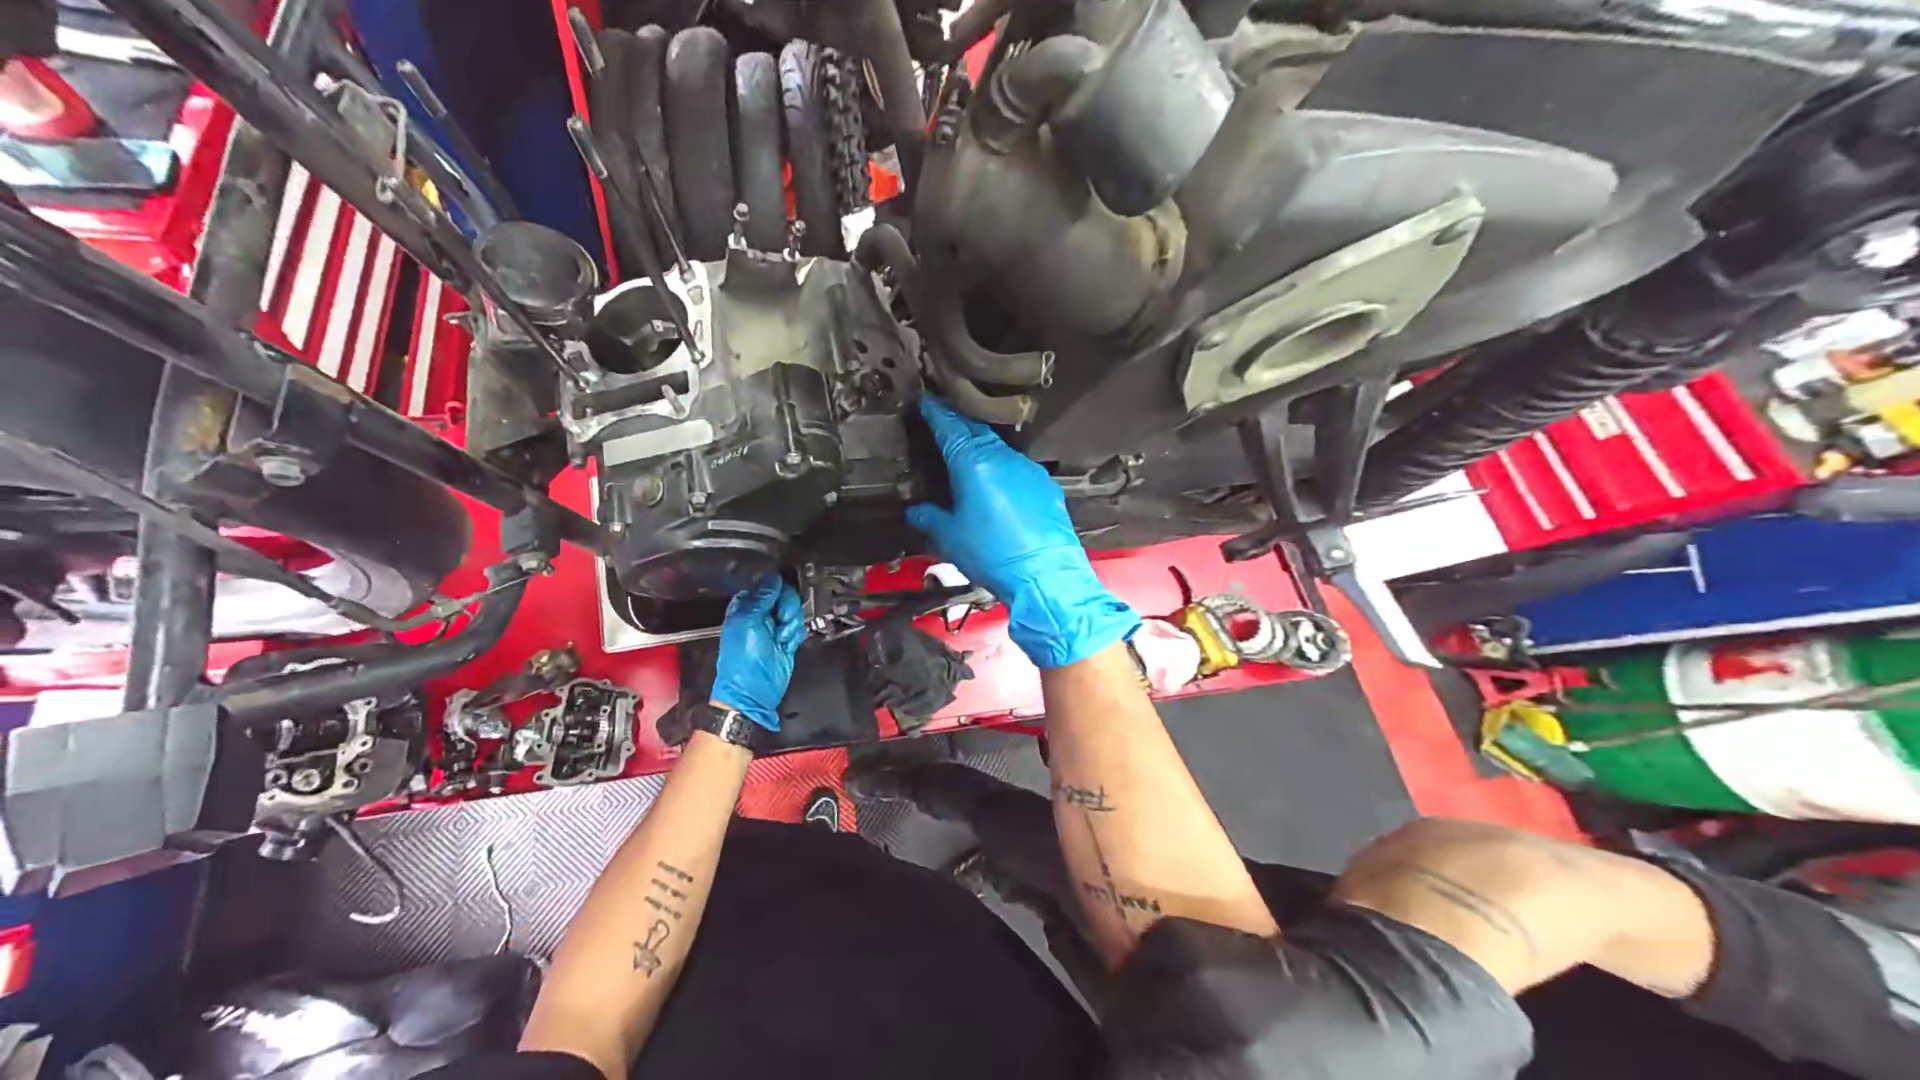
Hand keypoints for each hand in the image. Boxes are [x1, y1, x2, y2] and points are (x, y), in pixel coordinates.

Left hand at [711, 575, 805, 730]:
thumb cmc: (744, 657)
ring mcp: (775, 628)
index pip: (765, 585)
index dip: (775, 587)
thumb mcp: (747, 622)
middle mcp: (761, 614)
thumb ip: (761, 597)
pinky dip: (796, 633)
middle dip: (787, 606)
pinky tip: (788, 644)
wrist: (753, 692)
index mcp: (745, 607)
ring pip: (794, 610)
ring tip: (782, 637)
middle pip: (784, 595)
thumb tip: (773, 576)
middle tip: (781, 619)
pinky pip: (799, 626)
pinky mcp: (788, 641)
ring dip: (791, 622)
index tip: (779, 595)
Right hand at [906, 395, 1138, 668]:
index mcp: (974, 463)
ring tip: (967, 454)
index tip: (925, 400)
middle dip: (958, 422)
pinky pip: (1019, 468)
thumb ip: (930, 518)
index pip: (950, 427)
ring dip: (982, 447)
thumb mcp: (950, 538)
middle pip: (976, 430)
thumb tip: (916, 512)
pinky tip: (998, 485)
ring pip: (999, 448)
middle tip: (943, 418)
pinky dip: (1003, 469)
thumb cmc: (993, 555)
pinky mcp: (1045, 486)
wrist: (1045, 575)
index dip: (935, 412)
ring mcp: (1028, 470)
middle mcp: (1004, 458)